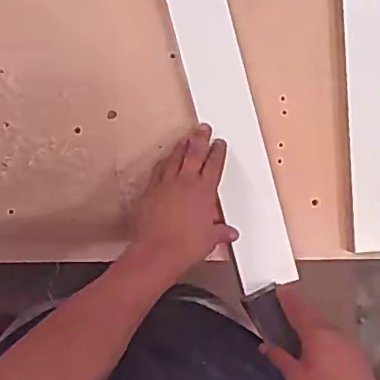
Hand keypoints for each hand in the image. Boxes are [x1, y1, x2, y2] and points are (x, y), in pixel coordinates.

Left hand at [125, 124, 237, 281]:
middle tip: (203, 128)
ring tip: (184, 139)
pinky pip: (158, 170)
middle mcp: (185, 182)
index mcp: (204, 190)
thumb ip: (221, 232)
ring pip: (174, 157)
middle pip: (194, 152)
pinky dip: (163, 163)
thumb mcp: (210, 238)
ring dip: (181, 147)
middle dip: (200, 138)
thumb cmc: (186, 244)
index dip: (218, 151)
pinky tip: (164, 161)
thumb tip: (229, 233)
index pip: (214, 164)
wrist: (159, 250)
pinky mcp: (150, 191)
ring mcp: (166, 184)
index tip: (219, 144)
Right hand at [258, 285, 379, 379]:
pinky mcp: (355, 348)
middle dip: (299, 306)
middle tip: (287, 302)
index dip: (288, 298)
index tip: (279, 289)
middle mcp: (331, 330)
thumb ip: (279, 358)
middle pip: (312, 313)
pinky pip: (334, 333)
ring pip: (324, 323)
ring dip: (311, 319)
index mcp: (315, 333)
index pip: (298, 309)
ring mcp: (346, 338)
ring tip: (300, 322)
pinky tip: (320, 341)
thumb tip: (264, 345)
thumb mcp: (296, 377)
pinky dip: (323, 331)